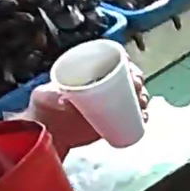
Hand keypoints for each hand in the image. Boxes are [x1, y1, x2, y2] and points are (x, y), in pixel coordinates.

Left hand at [20, 65, 148, 155]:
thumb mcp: (44, 97)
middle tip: (138, 89)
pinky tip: (144, 117)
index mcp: (88, 70)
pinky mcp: (112, 118)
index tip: (130, 67)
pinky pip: (131, 115)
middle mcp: (101, 83)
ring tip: (142, 104)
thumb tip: (63, 100)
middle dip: (138, 80)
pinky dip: (140, 116)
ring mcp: (108, 101)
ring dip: (142, 97)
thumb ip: (49, 96)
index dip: (124, 60)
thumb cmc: (44, 108)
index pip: (111, 59)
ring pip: (132, 95)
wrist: (48, 130)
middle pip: (126, 77)